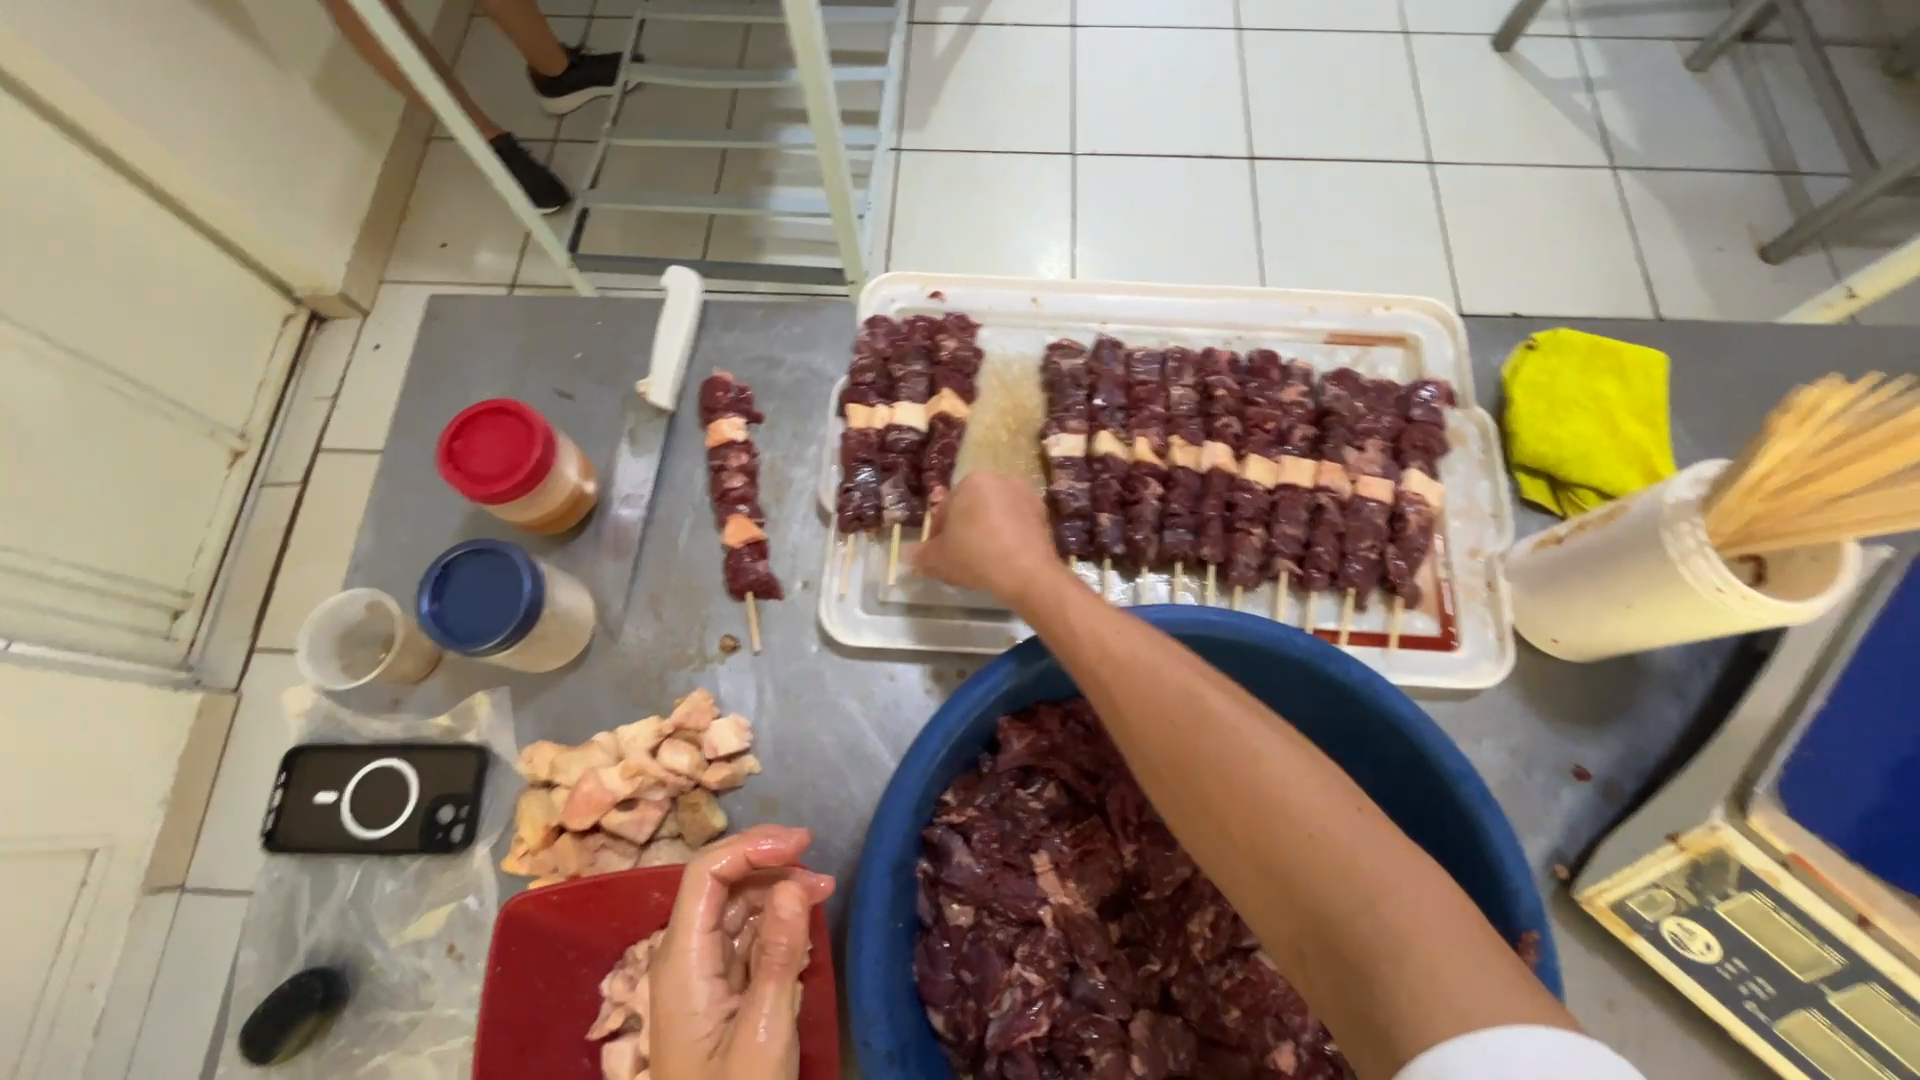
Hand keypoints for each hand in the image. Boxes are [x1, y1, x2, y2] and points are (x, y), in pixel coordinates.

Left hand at [650, 825, 835, 1079]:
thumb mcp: (764, 1031)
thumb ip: (778, 955)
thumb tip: (793, 882)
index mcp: (682, 961)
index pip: (705, 875)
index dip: (750, 847)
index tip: (802, 844)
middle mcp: (686, 956)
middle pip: (719, 883)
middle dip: (767, 861)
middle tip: (818, 863)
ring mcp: (702, 973)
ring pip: (735, 906)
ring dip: (777, 887)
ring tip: (823, 888)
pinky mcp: (721, 990)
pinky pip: (746, 936)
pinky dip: (778, 919)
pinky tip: (807, 919)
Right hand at [914, 471, 1064, 604]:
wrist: (1026, 572)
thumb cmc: (974, 556)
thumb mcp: (938, 559)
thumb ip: (920, 555)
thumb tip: (908, 555)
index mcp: (971, 481)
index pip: (945, 510)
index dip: (937, 536)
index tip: (937, 556)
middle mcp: (1000, 479)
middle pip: (971, 510)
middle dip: (963, 532)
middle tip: (958, 560)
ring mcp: (1025, 495)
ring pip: (995, 517)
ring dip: (985, 534)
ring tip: (981, 563)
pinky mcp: (1043, 515)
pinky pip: (1015, 526)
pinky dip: (1007, 539)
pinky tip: (1002, 561)